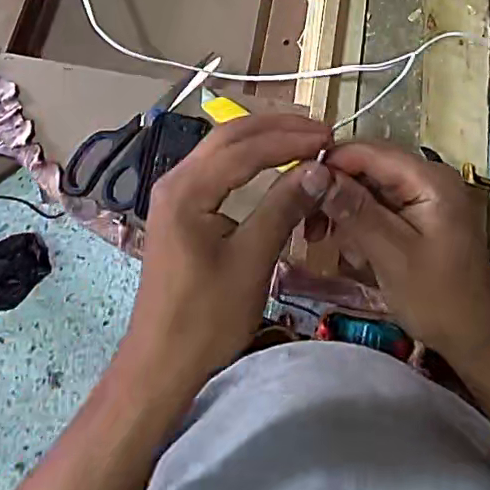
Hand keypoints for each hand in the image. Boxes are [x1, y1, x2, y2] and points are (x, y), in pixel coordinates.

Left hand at [119, 113, 332, 386]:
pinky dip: (249, 158)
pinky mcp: (180, 208)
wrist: (161, 362)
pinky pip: (218, 168)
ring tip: (304, 138)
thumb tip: (319, 168)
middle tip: (320, 131)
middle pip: (229, 136)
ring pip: (223, 148)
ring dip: (263, 138)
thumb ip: (283, 207)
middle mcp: (175, 180)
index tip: (328, 139)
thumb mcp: (252, 260)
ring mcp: (174, 193)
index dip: (289, 139)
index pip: (244, 149)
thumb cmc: (206, 318)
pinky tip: (273, 161)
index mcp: (187, 190)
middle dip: (277, 128)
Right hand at [317, 140, 489, 367]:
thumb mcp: (391, 254)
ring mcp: (425, 195)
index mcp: (429, 179)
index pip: (368, 152)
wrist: (475, 338)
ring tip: (340, 248)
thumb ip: (354, 210)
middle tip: (314, 229)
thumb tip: (314, 172)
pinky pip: (380, 206)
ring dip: (348, 214)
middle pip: (367, 167)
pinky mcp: (419, 213)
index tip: (299, 192)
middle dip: (337, 194)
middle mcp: (428, 177)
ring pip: (369, 187)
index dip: (330, 165)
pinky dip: (362, 225)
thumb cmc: (438, 299)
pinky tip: (358, 253)